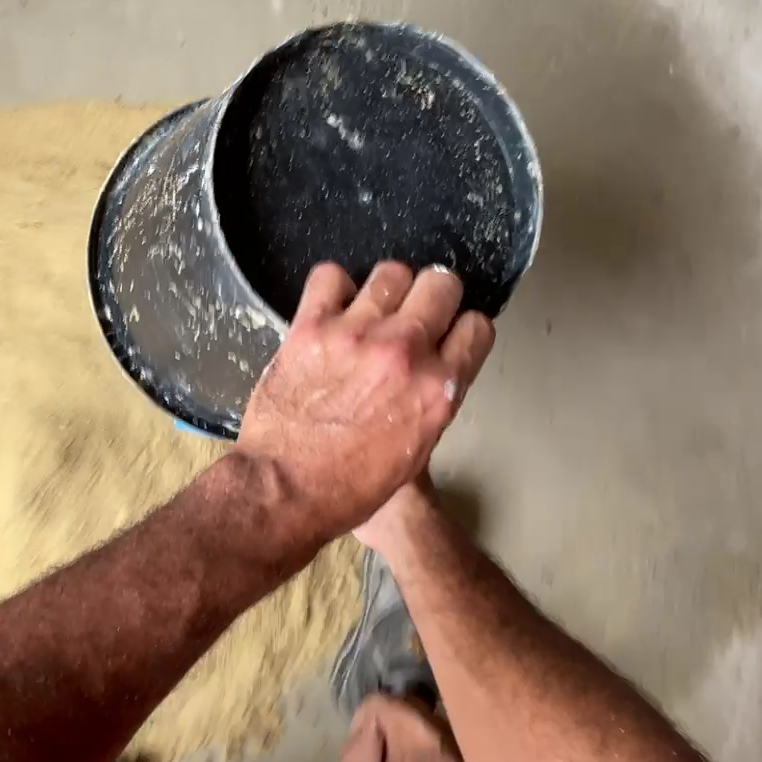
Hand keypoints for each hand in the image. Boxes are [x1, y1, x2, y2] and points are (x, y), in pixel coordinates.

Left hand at [236, 261, 495, 542]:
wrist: (284, 489)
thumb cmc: (349, 484)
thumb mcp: (416, 449)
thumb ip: (432, 398)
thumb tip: (432, 366)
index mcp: (439, 389)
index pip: (476, 326)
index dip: (461, 327)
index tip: (447, 332)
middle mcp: (405, 353)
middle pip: (441, 284)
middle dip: (432, 294)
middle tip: (412, 311)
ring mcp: (357, 335)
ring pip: (391, 272)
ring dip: (385, 289)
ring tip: (370, 309)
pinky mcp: (311, 327)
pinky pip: (331, 276)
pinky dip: (333, 288)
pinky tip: (331, 308)